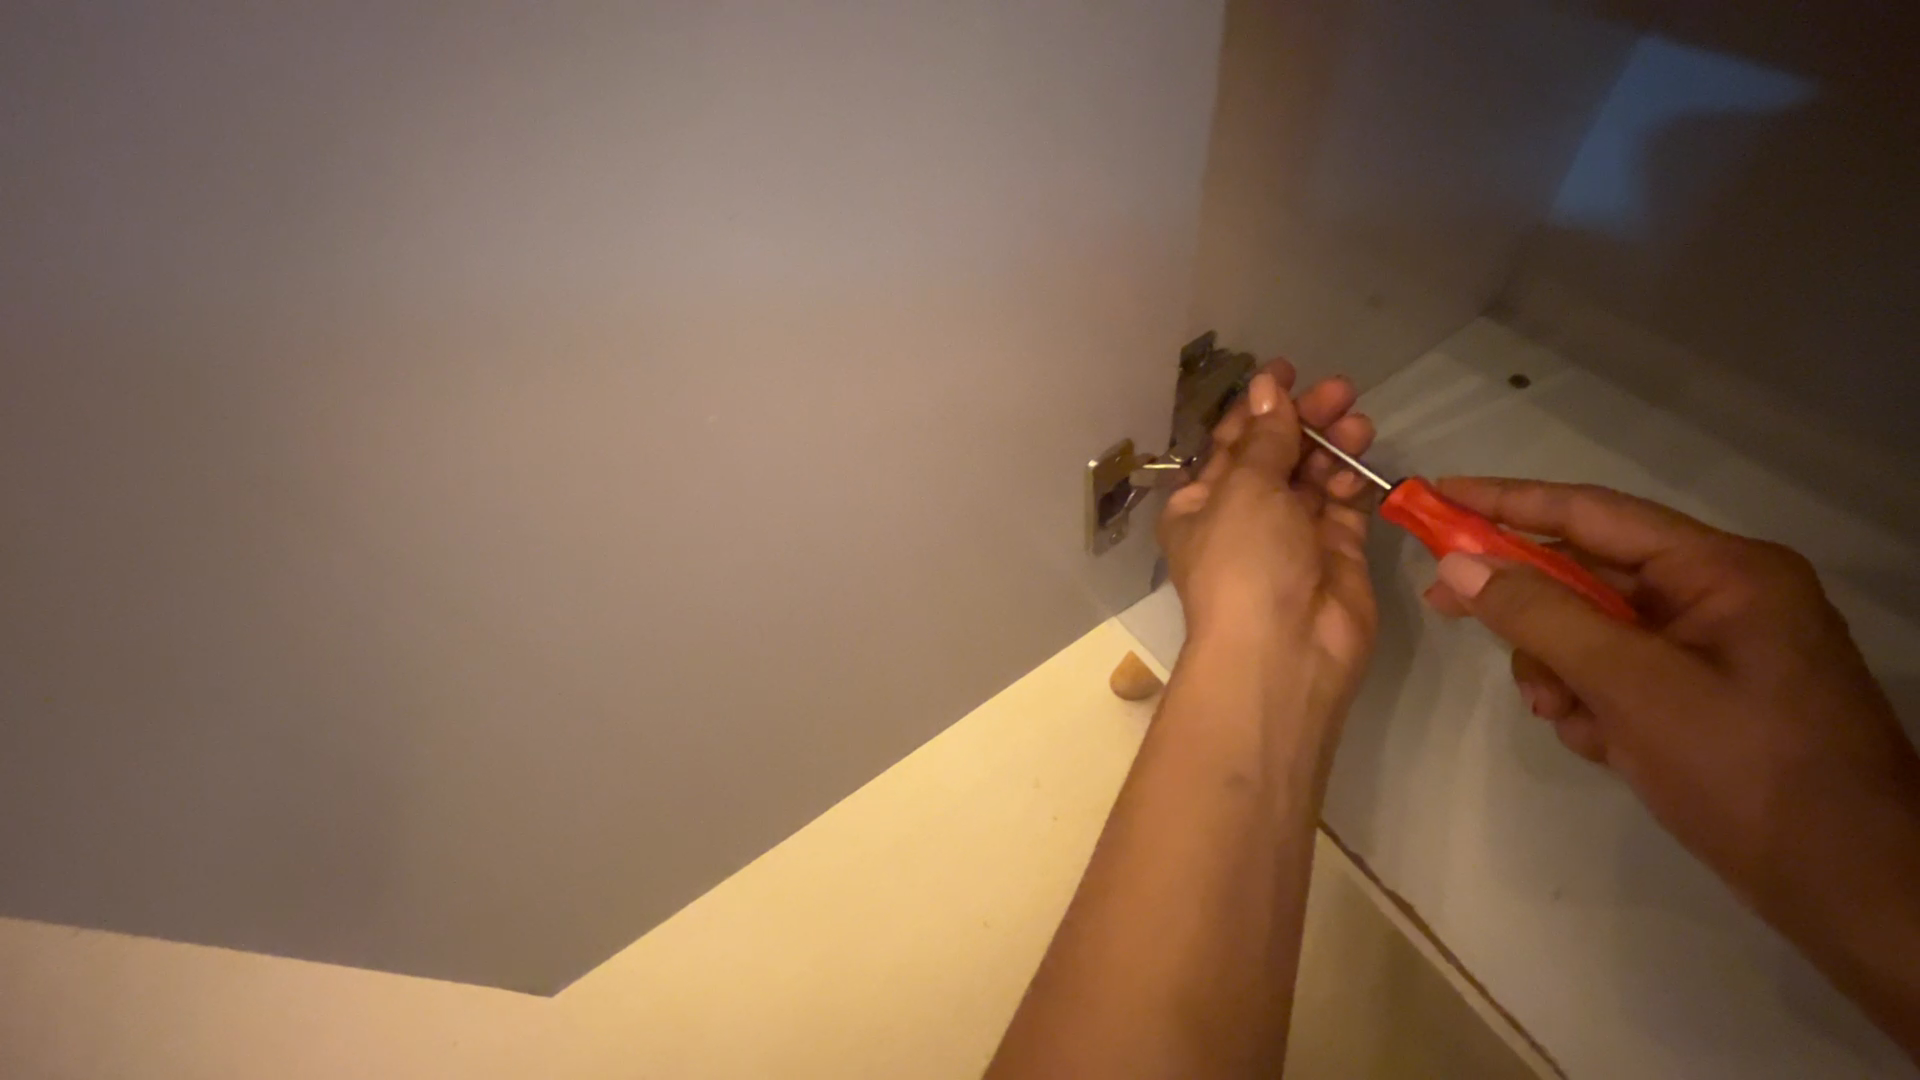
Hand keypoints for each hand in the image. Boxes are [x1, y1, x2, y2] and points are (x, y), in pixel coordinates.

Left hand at [1158, 361, 1378, 700]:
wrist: (1283, 652)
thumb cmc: (1244, 561)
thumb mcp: (1243, 490)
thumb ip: (1264, 439)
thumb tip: (1267, 387)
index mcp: (1199, 504)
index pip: (1228, 444)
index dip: (1255, 406)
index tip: (1287, 369)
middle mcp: (1240, 518)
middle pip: (1274, 456)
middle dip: (1303, 420)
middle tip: (1339, 390)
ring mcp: (1289, 538)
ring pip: (1311, 478)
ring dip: (1331, 446)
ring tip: (1357, 418)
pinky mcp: (1333, 555)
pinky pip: (1341, 507)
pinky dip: (1349, 482)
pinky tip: (1359, 460)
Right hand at [1423, 480, 1919, 1056]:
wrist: (1849, 890)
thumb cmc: (1744, 770)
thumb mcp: (1628, 684)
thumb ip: (1538, 615)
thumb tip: (1456, 564)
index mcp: (1719, 571)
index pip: (1588, 513)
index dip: (1503, 500)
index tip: (1434, 494)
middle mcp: (1711, 595)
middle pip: (1579, 572)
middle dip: (1519, 600)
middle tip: (1441, 600)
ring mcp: (1703, 645)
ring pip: (1582, 626)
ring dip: (1550, 665)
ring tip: (1556, 711)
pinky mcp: (1691, 690)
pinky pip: (1603, 669)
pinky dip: (1581, 698)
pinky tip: (1593, 737)